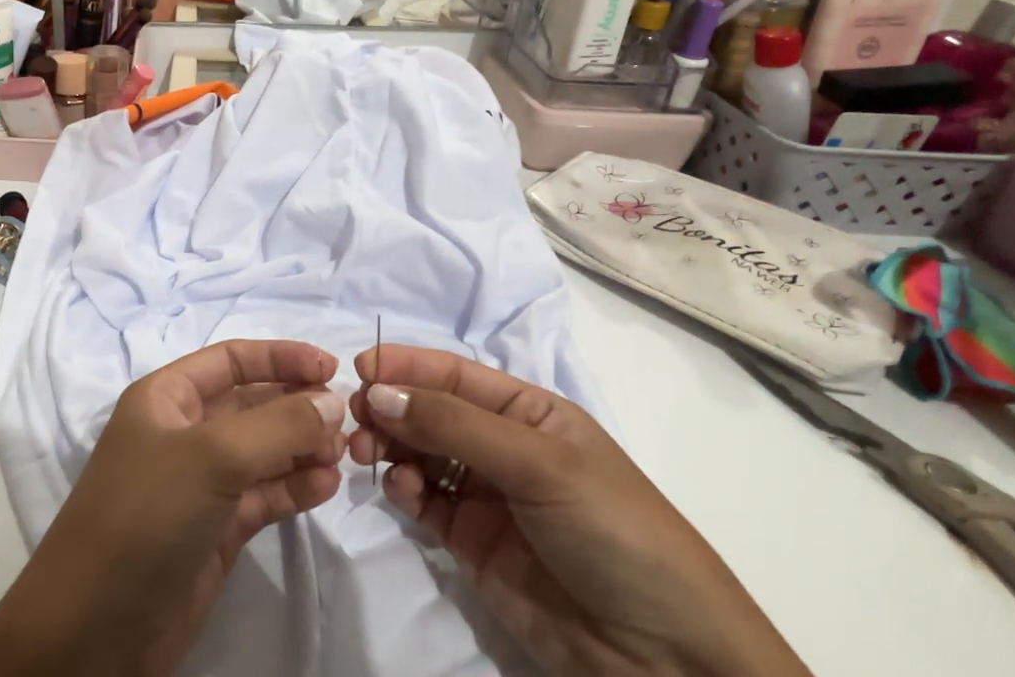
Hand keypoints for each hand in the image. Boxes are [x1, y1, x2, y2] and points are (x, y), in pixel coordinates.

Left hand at [0, 341, 346, 675]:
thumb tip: (332, 402)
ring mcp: (200, 483)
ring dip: (302, 446)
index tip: (333, 368)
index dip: (281, 357)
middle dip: (297, 404)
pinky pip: (264, 495)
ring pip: (263, 451)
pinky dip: (295, 487)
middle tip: (347, 419)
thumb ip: (278, 424)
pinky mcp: (216, 528)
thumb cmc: (147, 514)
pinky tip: (325, 485)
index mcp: (166, 397)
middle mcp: (183, 432)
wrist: (97, 624)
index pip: (230, 359)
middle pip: (251, 403)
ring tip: (343, 454)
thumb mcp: (211, 456)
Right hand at [351, 345, 809, 676]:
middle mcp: (504, 447)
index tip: (358, 367)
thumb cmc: (612, 530)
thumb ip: (454, 425)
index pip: (457, 375)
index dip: (408, 366)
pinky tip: (400, 491)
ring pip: (420, 455)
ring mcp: (486, 496)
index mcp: (532, 413)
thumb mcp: (538, 464)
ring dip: (389, 447)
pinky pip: (424, 502)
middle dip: (391, 408)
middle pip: (431, 413)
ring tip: (365, 454)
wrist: (660, 654)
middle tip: (354, 419)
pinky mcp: (470, 542)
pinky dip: (404, 490)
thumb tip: (376, 391)